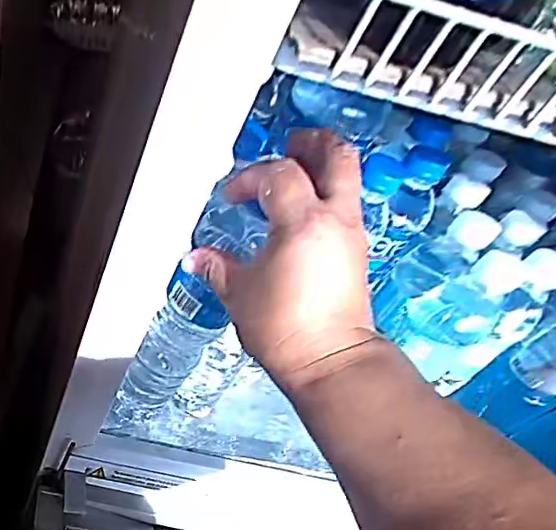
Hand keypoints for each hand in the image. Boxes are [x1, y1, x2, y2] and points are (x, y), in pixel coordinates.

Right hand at [189, 128, 380, 391]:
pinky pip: (347, 210)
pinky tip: (308, 218)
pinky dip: (330, 200)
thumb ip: (218, 268)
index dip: (250, 178)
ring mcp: (351, 237)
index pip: (276, 174)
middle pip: (334, 155)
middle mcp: (334, 220)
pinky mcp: (357, 257)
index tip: (233, 195)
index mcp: (301, 221)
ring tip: (301, 174)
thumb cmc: (287, 330)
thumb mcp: (240, 295)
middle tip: (291, 143)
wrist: (327, 361)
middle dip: (310, 144)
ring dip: (325, 168)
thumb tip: (198, 259)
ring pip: (348, 179)